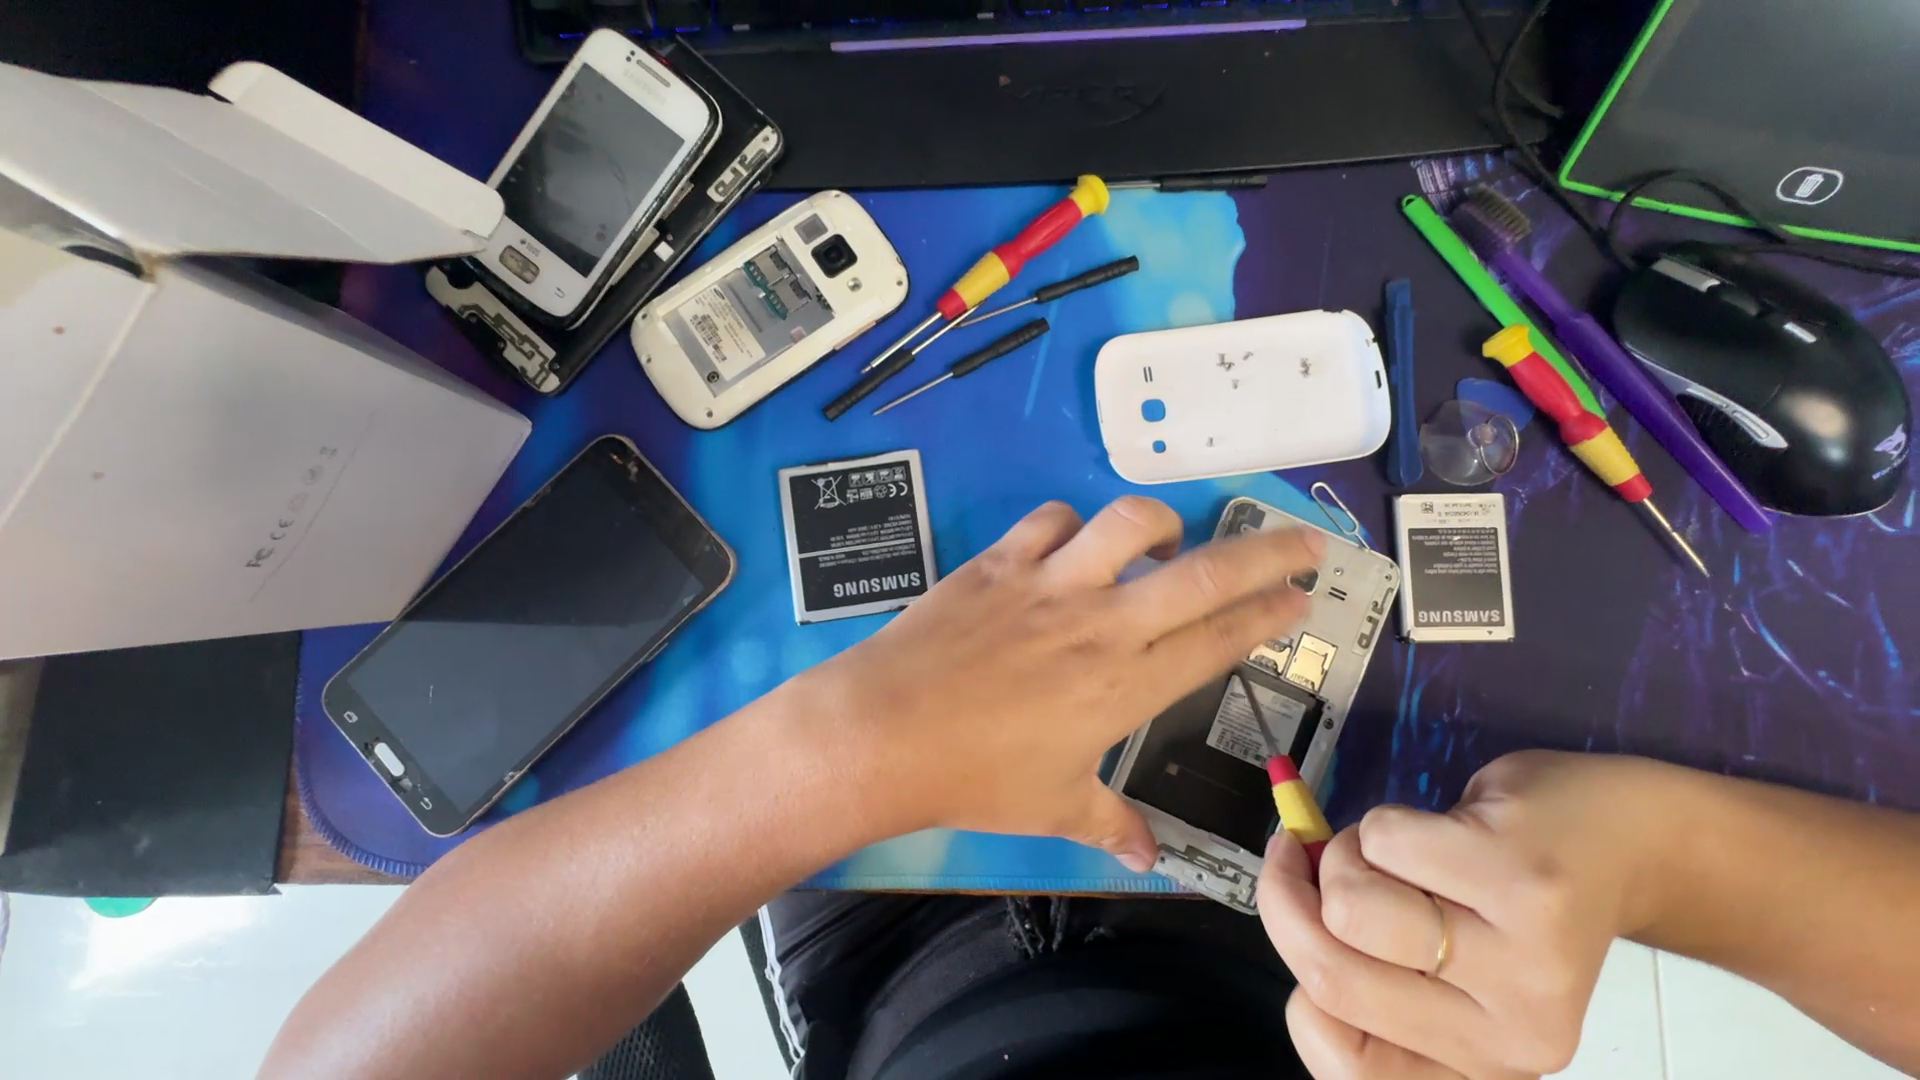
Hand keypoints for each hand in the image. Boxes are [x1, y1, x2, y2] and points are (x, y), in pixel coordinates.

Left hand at [795, 496, 1324, 870]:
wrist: (883, 732)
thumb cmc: (974, 777)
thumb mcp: (1054, 809)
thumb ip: (1113, 828)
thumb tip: (1148, 860)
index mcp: (1126, 684)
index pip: (1219, 639)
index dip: (1270, 615)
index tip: (1302, 598)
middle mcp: (1101, 622)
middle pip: (1205, 572)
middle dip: (1269, 552)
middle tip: (1304, 541)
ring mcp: (1049, 583)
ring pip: (1129, 521)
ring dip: (1163, 523)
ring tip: (1167, 540)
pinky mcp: (998, 561)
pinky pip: (1050, 519)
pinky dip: (1069, 525)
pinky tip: (1068, 545)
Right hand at [1257, 751, 1685, 1078]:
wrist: (1626, 842)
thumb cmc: (1510, 897)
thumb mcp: (1442, 957)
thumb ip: (1367, 955)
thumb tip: (1287, 900)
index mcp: (1479, 1061)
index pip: (1346, 1063)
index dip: (1294, 980)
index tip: (1301, 919)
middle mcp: (1508, 1036)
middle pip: (1328, 970)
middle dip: (1285, 892)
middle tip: (1293, 852)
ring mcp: (1520, 961)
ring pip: (1350, 901)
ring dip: (1344, 851)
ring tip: (1388, 846)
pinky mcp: (1521, 880)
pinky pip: (1384, 838)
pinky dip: (1382, 819)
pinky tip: (1433, 823)